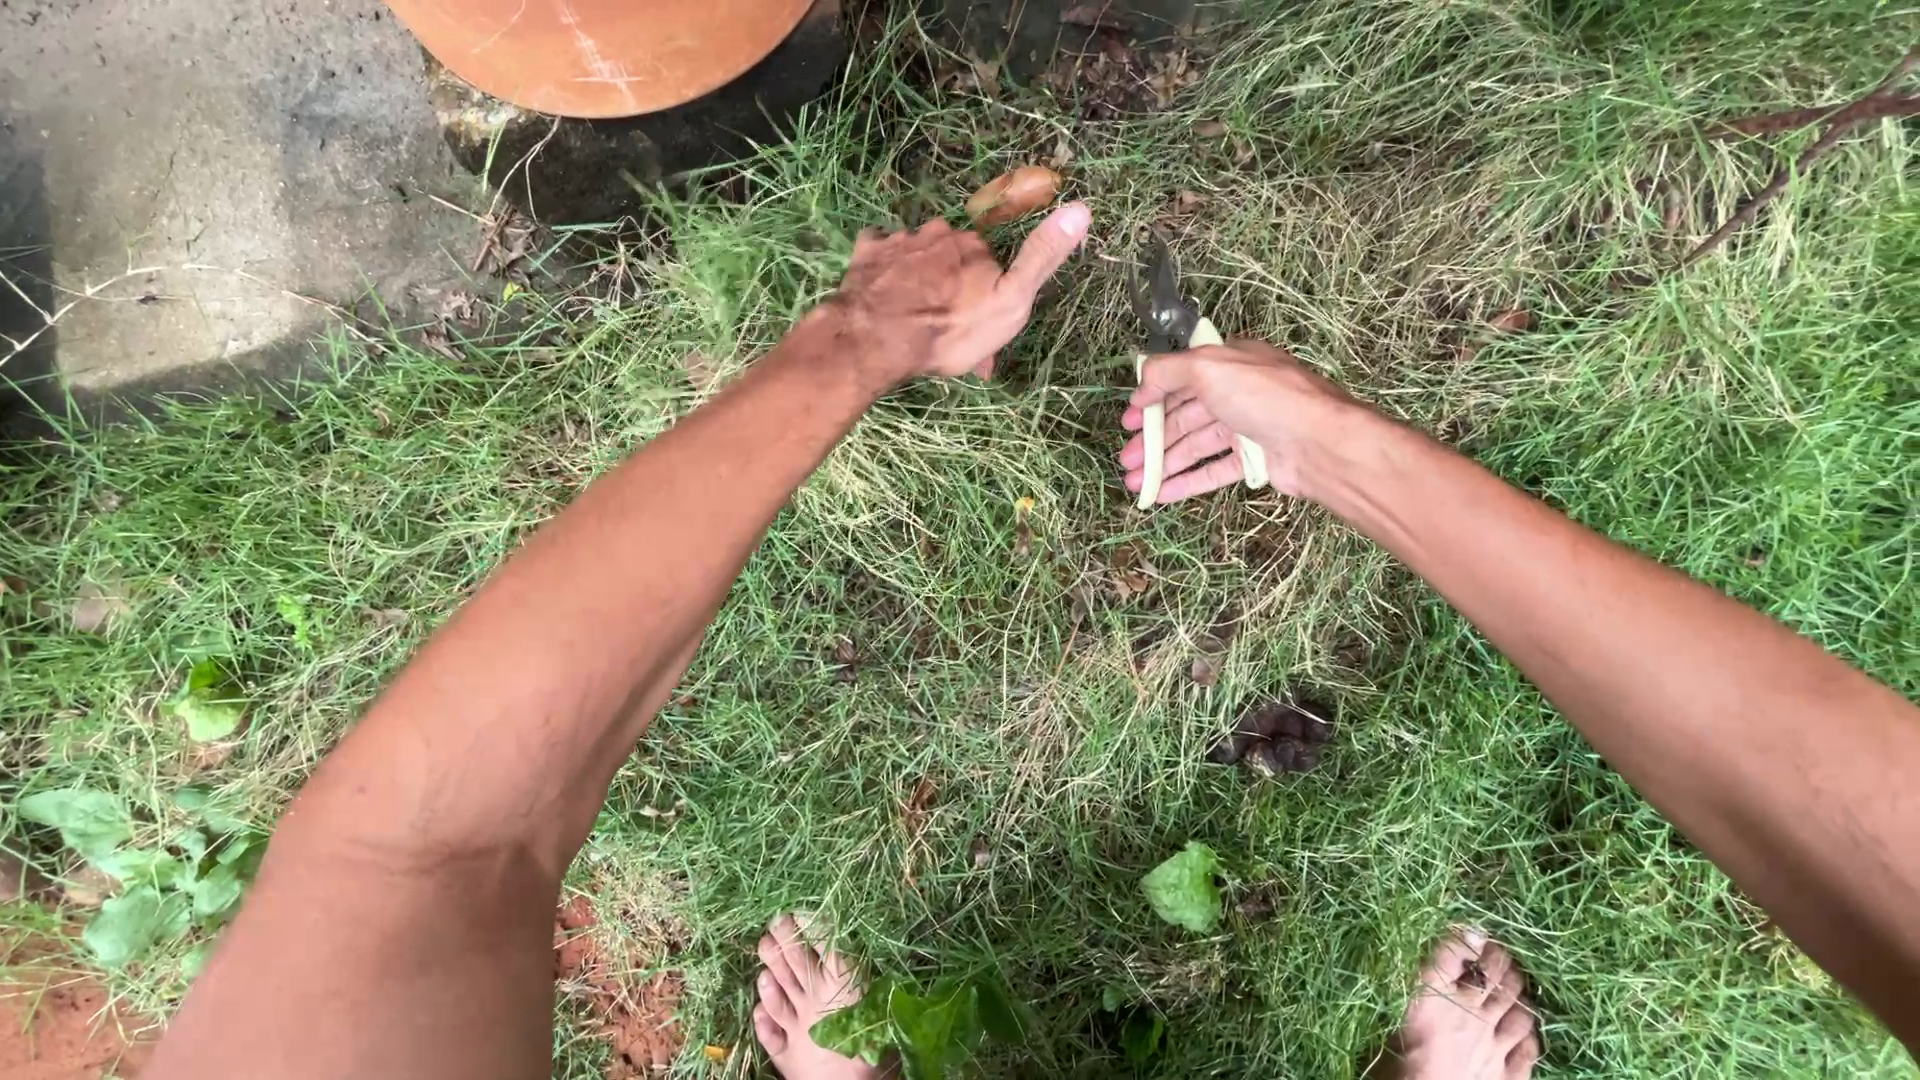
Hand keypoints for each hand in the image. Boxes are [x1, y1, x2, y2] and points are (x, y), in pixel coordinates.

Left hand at [826, 202, 1090, 380]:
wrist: (879, 338)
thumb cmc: (951, 328)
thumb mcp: (1011, 301)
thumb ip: (1042, 257)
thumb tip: (1082, 208)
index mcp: (974, 246)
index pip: (989, 263)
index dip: (989, 292)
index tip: (984, 325)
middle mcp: (938, 233)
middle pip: (951, 260)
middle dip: (953, 290)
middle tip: (950, 333)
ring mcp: (899, 241)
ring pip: (917, 260)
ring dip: (921, 286)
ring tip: (916, 324)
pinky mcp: (866, 254)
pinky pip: (879, 253)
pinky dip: (883, 269)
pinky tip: (881, 291)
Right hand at [1119, 340, 1371, 501]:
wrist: (1319, 442)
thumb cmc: (1265, 397)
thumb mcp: (1209, 367)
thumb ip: (1168, 371)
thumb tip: (1142, 382)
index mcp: (1229, 363)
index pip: (1181, 379)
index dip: (1151, 399)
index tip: (1128, 420)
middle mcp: (1237, 392)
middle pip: (1185, 416)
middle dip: (1153, 439)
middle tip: (1126, 460)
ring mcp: (1247, 427)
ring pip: (1196, 446)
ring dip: (1164, 464)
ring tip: (1136, 483)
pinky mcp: (1254, 459)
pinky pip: (1214, 470)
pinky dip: (1187, 482)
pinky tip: (1162, 494)